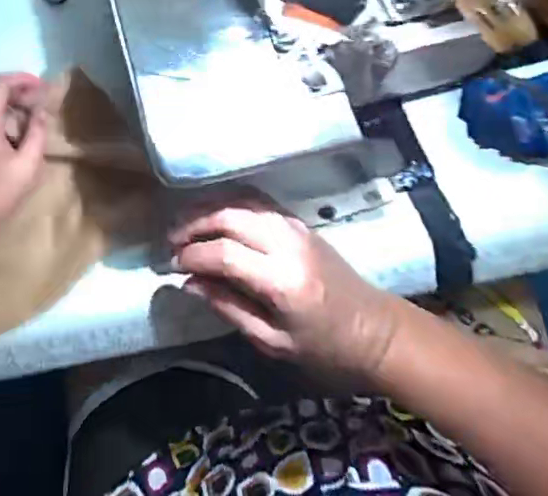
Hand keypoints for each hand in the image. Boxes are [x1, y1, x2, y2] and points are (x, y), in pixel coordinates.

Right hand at [171, 199, 402, 380]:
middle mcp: (287, 243)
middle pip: (229, 217)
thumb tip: (190, 283)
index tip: (174, 265)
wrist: (375, 329)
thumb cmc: (325, 347)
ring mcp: (293, 226)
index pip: (225, 253)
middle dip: (194, 225)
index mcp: (283, 281)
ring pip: (240, 201)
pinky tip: (212, 214)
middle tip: (172, 241)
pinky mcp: (296, 220)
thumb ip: (229, 307)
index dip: (193, 256)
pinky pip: (255, 200)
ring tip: (185, 225)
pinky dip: (228, 202)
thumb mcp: (273, 342)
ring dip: (207, 209)